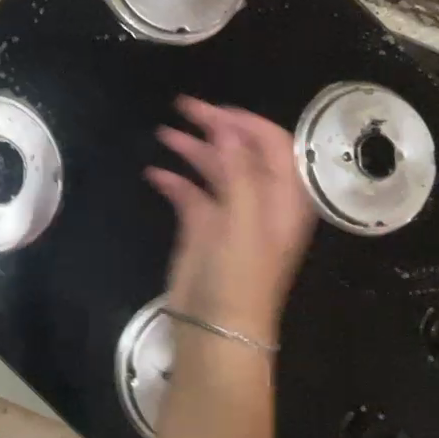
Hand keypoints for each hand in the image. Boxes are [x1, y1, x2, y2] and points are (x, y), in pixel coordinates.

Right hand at [145, 97, 315, 347]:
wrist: (216, 328)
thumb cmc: (240, 276)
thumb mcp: (244, 221)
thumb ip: (238, 172)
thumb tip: (226, 128)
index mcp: (283, 198)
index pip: (272, 145)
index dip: (244, 123)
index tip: (210, 109)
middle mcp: (260, 201)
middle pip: (241, 152)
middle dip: (215, 127)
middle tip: (181, 109)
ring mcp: (230, 215)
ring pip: (215, 170)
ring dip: (193, 149)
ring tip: (164, 134)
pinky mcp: (202, 230)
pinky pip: (190, 194)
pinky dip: (174, 180)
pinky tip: (155, 173)